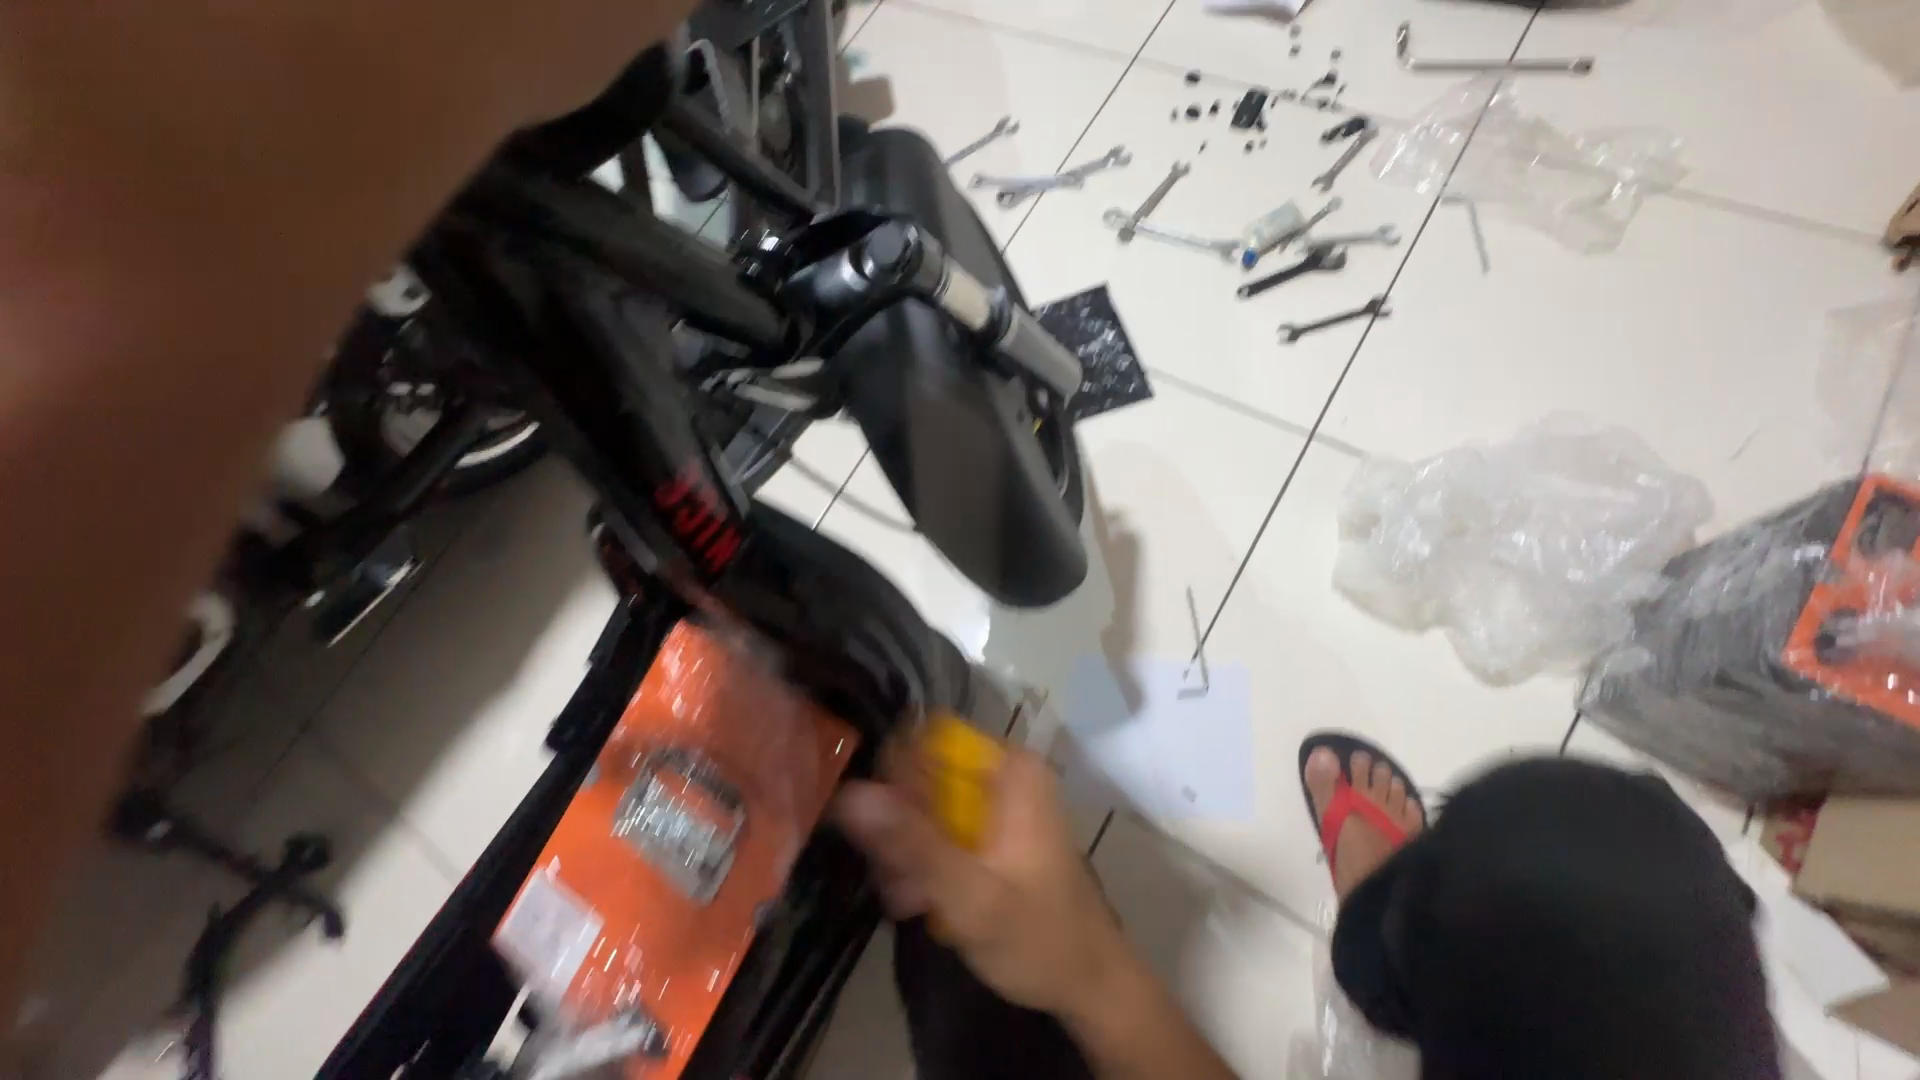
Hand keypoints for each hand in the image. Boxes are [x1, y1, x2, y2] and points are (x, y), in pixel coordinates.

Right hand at [834, 742, 1133, 1018]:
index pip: (927, 739)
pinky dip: (922, 862)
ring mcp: (997, 804)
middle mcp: (1004, 774)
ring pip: (924, 805)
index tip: (874, 827)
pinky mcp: (989, 833)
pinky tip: (916, 901)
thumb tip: (852, 794)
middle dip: (897, 825)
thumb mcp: (972, 896)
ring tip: (905, 898)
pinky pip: (938, 829)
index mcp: (1011, 769)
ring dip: (905, 851)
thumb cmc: (1040, 938)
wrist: (1089, 985)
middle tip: (889, 874)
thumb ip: (913, 845)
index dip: (893, 776)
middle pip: (922, 774)